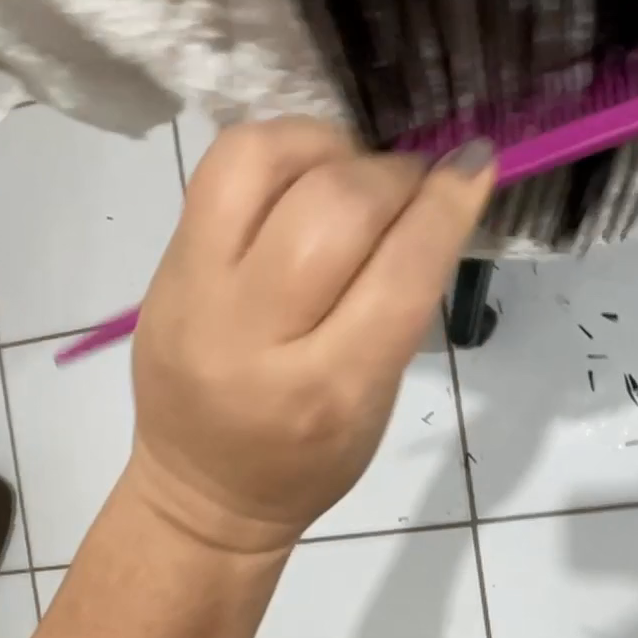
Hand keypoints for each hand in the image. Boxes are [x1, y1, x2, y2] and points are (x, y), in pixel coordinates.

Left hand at [119, 117, 494, 553]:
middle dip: (392, 176)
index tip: (473, 165)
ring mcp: (195, 295)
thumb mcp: (374, 403)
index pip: (401, 271)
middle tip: (410, 188)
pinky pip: (218, 171)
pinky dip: (278, 152)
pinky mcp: (164, 270)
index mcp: (328, 390)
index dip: (448, 204)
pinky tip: (302, 177)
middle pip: (335, 207)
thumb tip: (430, 204)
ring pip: (261, 163)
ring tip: (349, 172)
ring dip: (327, 146)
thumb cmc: (308, 463)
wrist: (203, 491)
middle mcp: (255, 337)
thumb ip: (400, 306)